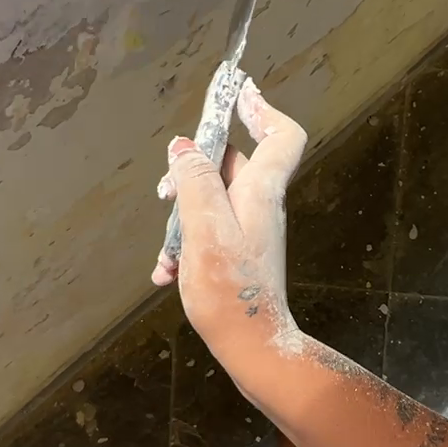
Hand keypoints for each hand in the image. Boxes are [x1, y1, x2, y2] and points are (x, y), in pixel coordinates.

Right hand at [151, 79, 308, 340]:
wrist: (253, 351)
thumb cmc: (230, 293)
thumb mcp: (204, 230)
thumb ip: (194, 182)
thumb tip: (184, 147)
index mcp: (260, 194)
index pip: (282, 137)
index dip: (261, 110)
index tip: (237, 96)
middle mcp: (260, 210)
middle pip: (229, 168)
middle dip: (191, 175)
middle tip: (165, 197)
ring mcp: (250, 237)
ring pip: (210, 206)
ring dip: (180, 224)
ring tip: (167, 256)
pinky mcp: (240, 262)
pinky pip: (208, 239)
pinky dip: (185, 251)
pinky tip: (167, 275)